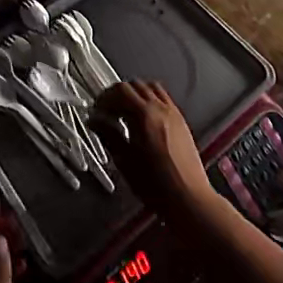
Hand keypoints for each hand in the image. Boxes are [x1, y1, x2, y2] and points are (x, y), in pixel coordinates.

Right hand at [95, 81, 214, 218]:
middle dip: (118, 94)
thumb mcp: (125, 160)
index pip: (121, 91)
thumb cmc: (154, 184)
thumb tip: (95, 120)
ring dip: (136, 94)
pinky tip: (143, 119)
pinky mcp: (182, 121)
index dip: (105, 97)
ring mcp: (174, 112)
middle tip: (107, 110)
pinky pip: (164, 99)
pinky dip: (150, 100)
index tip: (97, 110)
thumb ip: (109, 135)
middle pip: (136, 85)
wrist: (187, 196)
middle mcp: (161, 108)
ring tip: (124, 113)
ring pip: (152, 89)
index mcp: (144, 115)